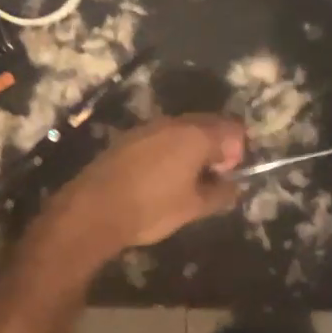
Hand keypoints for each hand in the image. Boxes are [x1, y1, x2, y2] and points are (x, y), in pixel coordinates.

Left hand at [52, 115, 246, 257]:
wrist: (93, 210)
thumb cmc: (152, 208)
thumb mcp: (194, 207)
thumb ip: (221, 193)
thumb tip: (234, 187)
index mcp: (197, 134)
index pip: (233, 129)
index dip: (237, 152)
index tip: (226, 177)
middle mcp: (175, 122)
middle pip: (210, 124)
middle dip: (216, 147)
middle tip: (210, 178)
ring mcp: (149, 127)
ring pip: (184, 130)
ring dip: (192, 148)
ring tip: (186, 180)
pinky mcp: (129, 137)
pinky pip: (162, 136)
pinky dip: (170, 151)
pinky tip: (161, 177)